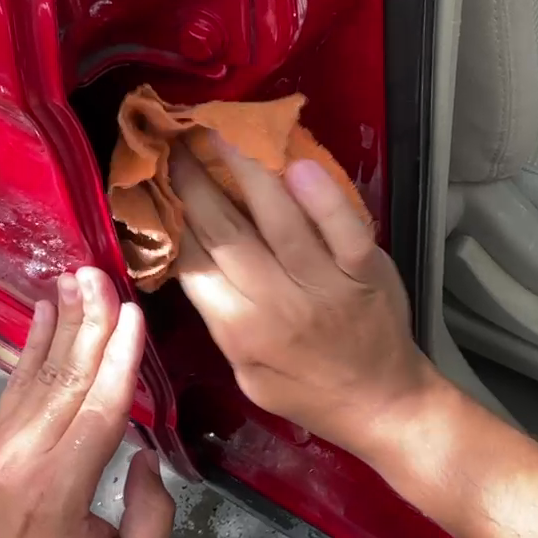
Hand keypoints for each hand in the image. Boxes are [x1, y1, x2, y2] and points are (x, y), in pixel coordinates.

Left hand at [0, 267, 175, 537]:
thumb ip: (154, 519)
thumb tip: (147, 456)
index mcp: (62, 490)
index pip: (98, 412)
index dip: (119, 361)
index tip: (133, 314)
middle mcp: (26, 456)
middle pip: (67, 378)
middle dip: (90, 323)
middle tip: (102, 275)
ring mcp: (3, 444)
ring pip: (41, 371)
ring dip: (63, 321)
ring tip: (77, 277)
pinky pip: (17, 381)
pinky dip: (33, 342)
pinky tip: (45, 310)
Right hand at [170, 137, 443, 452]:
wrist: (382, 404)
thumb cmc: (307, 390)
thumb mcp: (246, 371)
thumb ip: (219, 317)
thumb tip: (191, 258)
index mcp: (240, 328)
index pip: (192, 262)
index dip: (170, 217)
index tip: (155, 180)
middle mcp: (277, 302)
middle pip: (224, 231)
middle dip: (193, 183)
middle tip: (175, 141)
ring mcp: (325, 282)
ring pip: (277, 219)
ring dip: (245, 171)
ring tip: (220, 133)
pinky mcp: (366, 269)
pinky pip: (342, 227)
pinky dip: (321, 197)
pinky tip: (296, 164)